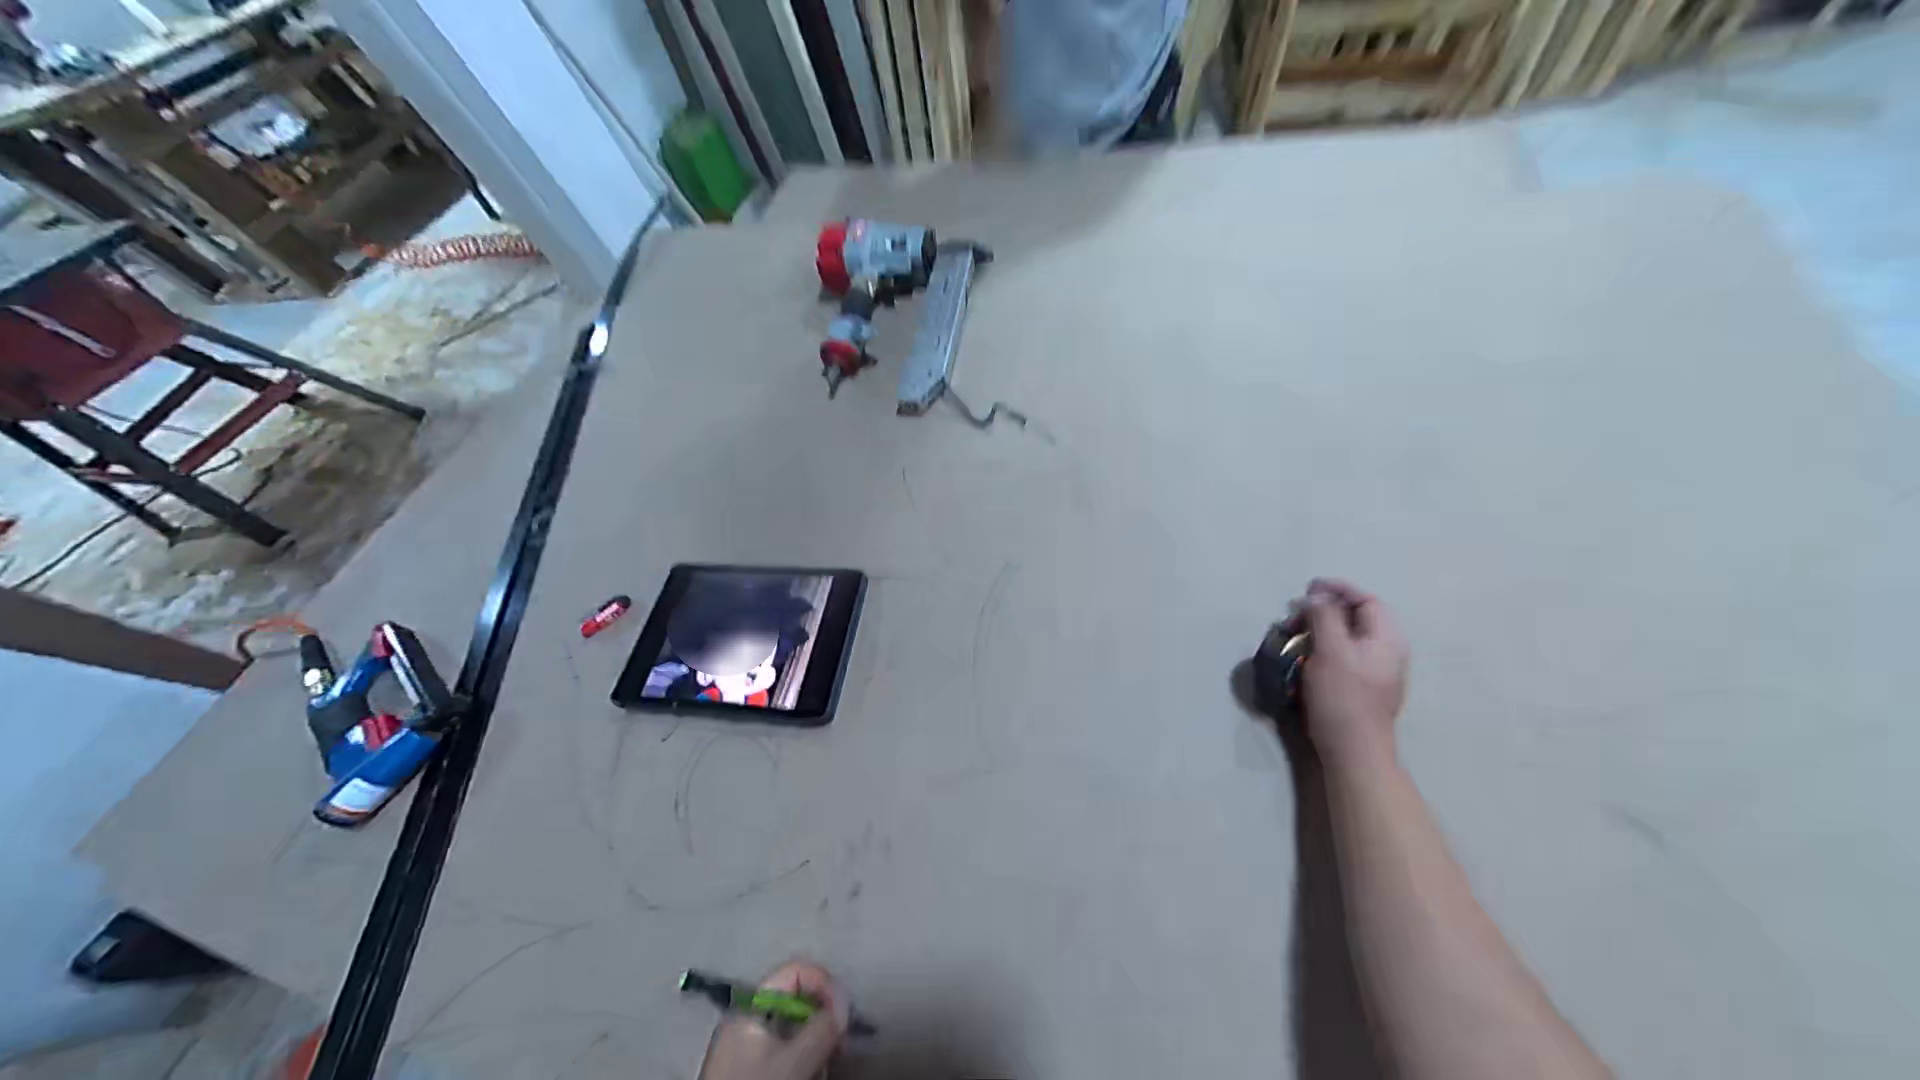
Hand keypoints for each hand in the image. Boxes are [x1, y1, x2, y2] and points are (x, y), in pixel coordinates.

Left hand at [697, 960, 848, 1079]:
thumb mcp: (794, 1061)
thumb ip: (822, 1028)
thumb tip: (845, 1003)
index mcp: (751, 1005)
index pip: (795, 972)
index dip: (823, 984)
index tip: (842, 1013)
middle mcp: (747, 1018)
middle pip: (796, 998)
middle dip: (822, 1016)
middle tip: (840, 1042)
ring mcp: (747, 1046)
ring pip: (794, 1026)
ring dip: (816, 1041)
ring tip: (826, 1063)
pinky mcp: (750, 1069)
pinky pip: (785, 1049)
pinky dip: (804, 1057)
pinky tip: (812, 1073)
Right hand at [1292, 579, 1408, 768]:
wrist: (1353, 750)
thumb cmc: (1342, 697)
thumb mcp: (1330, 650)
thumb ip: (1324, 617)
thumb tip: (1317, 596)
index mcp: (1387, 639)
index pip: (1366, 601)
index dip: (1338, 590)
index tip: (1308, 589)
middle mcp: (1387, 651)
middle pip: (1358, 618)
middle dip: (1325, 610)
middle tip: (1295, 614)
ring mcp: (1376, 671)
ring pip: (1348, 637)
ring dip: (1320, 629)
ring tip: (1294, 634)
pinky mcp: (1362, 687)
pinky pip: (1343, 655)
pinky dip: (1323, 647)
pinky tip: (1304, 656)